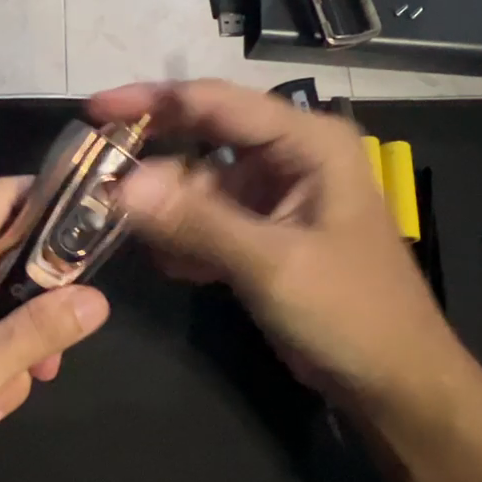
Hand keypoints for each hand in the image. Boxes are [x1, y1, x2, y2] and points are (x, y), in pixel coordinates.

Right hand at [86, 80, 466, 407]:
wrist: (390, 380)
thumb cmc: (351, 312)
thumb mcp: (271, 263)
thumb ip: (195, 222)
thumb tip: (120, 186)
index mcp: (307, 143)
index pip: (217, 103)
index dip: (151, 101)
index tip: (92, 109)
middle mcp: (287, 158)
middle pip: (200, 138)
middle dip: (149, 156)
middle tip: (92, 169)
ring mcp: (270, 197)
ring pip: (195, 185)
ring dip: (162, 209)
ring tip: (122, 229)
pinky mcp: (256, 234)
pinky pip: (201, 222)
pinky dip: (180, 240)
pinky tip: (174, 267)